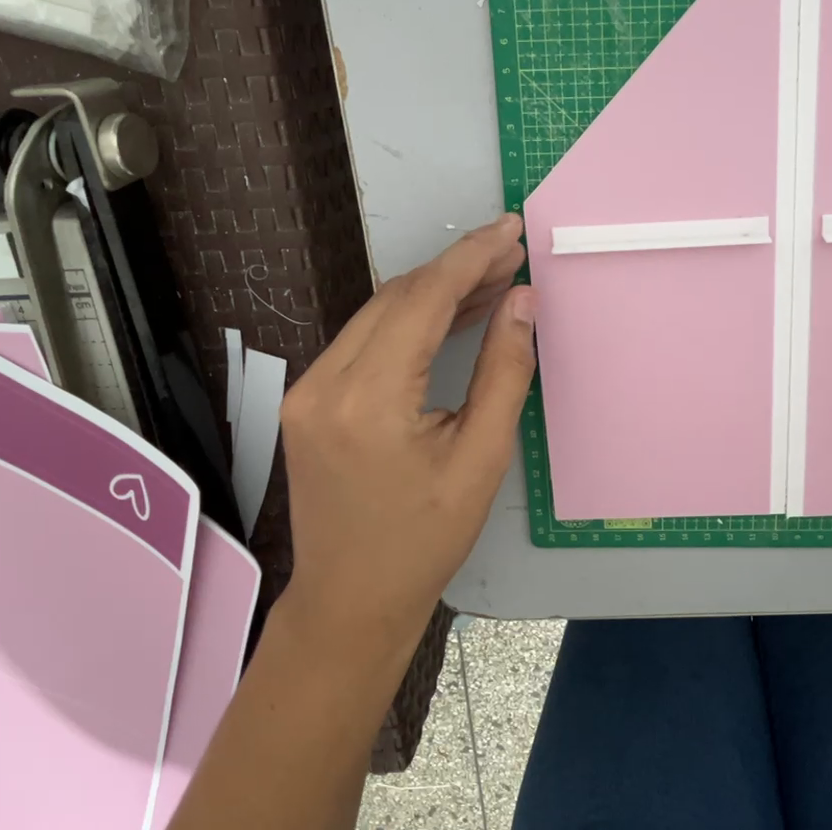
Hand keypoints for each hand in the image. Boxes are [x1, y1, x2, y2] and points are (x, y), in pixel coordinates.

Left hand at [277, 215, 535, 646]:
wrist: (350, 600)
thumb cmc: (424, 540)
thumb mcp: (481, 459)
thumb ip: (504, 372)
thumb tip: (522, 302)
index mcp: (368, 399)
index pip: (423, 300)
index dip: (471, 258)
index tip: (510, 231)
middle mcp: (325, 382)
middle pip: (397, 298)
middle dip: (457, 268)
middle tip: (512, 255)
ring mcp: (308, 389)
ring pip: (379, 314)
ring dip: (435, 292)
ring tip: (494, 281)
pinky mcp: (309, 399)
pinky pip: (365, 340)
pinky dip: (410, 321)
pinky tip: (452, 317)